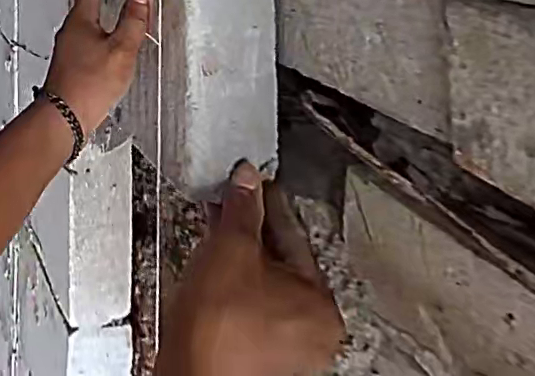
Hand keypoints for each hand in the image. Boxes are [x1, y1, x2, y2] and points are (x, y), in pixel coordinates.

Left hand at [41, 0, 151, 129]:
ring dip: (94, 5)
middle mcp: (71, 29)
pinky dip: (95, 28)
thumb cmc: (90, 84)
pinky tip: (101, 38)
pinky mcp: (70, 63)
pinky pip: (85, 36)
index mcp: (82, 20)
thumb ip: (133, 20)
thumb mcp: (121, 50)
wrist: (63, 118)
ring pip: (84, 18)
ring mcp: (68, 47)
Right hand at [161, 162, 345, 375]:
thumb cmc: (218, 325)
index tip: (248, 179)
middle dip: (248, 227)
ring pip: (263, 281)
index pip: (291, 231)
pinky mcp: (259, 356)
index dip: (263, 198)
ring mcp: (288, 349)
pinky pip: (251, 302)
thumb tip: (247, 179)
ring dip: (239, 251)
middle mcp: (313, 332)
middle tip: (227, 199)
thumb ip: (242, 207)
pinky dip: (234, 279)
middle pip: (279, 258)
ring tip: (216, 225)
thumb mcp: (230, 245)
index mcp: (321, 305)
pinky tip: (213, 263)